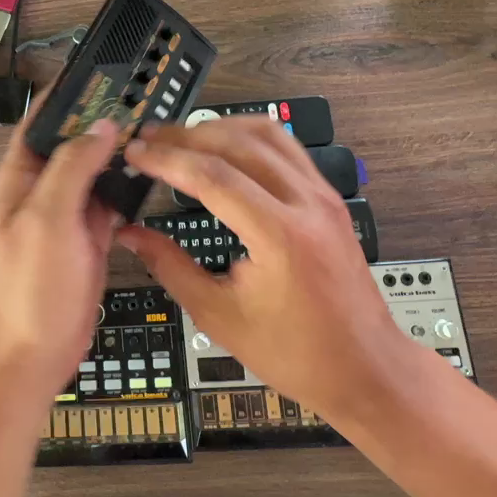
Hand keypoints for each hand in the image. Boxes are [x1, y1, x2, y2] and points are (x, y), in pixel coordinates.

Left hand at [0, 118, 122, 396]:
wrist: (35, 352)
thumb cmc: (29, 287)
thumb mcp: (48, 218)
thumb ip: (72, 167)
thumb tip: (100, 127)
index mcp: (20, 178)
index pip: (39, 120)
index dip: (64, 96)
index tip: (96, 74)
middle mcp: (41, 190)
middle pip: (71, 141)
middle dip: (99, 120)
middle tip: (135, 97)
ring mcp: (66, 214)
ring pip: (94, 169)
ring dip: (116, 151)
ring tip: (147, 127)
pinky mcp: (87, 236)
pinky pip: (108, 199)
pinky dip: (126, 185)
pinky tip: (148, 172)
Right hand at [114, 118, 414, 423]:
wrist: (365, 368)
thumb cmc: (296, 353)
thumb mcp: (219, 316)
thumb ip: (170, 266)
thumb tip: (130, 233)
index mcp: (280, 236)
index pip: (213, 176)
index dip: (166, 159)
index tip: (135, 153)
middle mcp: (306, 204)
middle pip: (238, 143)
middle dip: (186, 136)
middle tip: (149, 139)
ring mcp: (323, 196)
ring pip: (267, 133)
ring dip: (219, 128)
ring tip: (182, 136)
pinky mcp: (329, 198)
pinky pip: (287, 147)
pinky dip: (249, 136)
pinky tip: (225, 145)